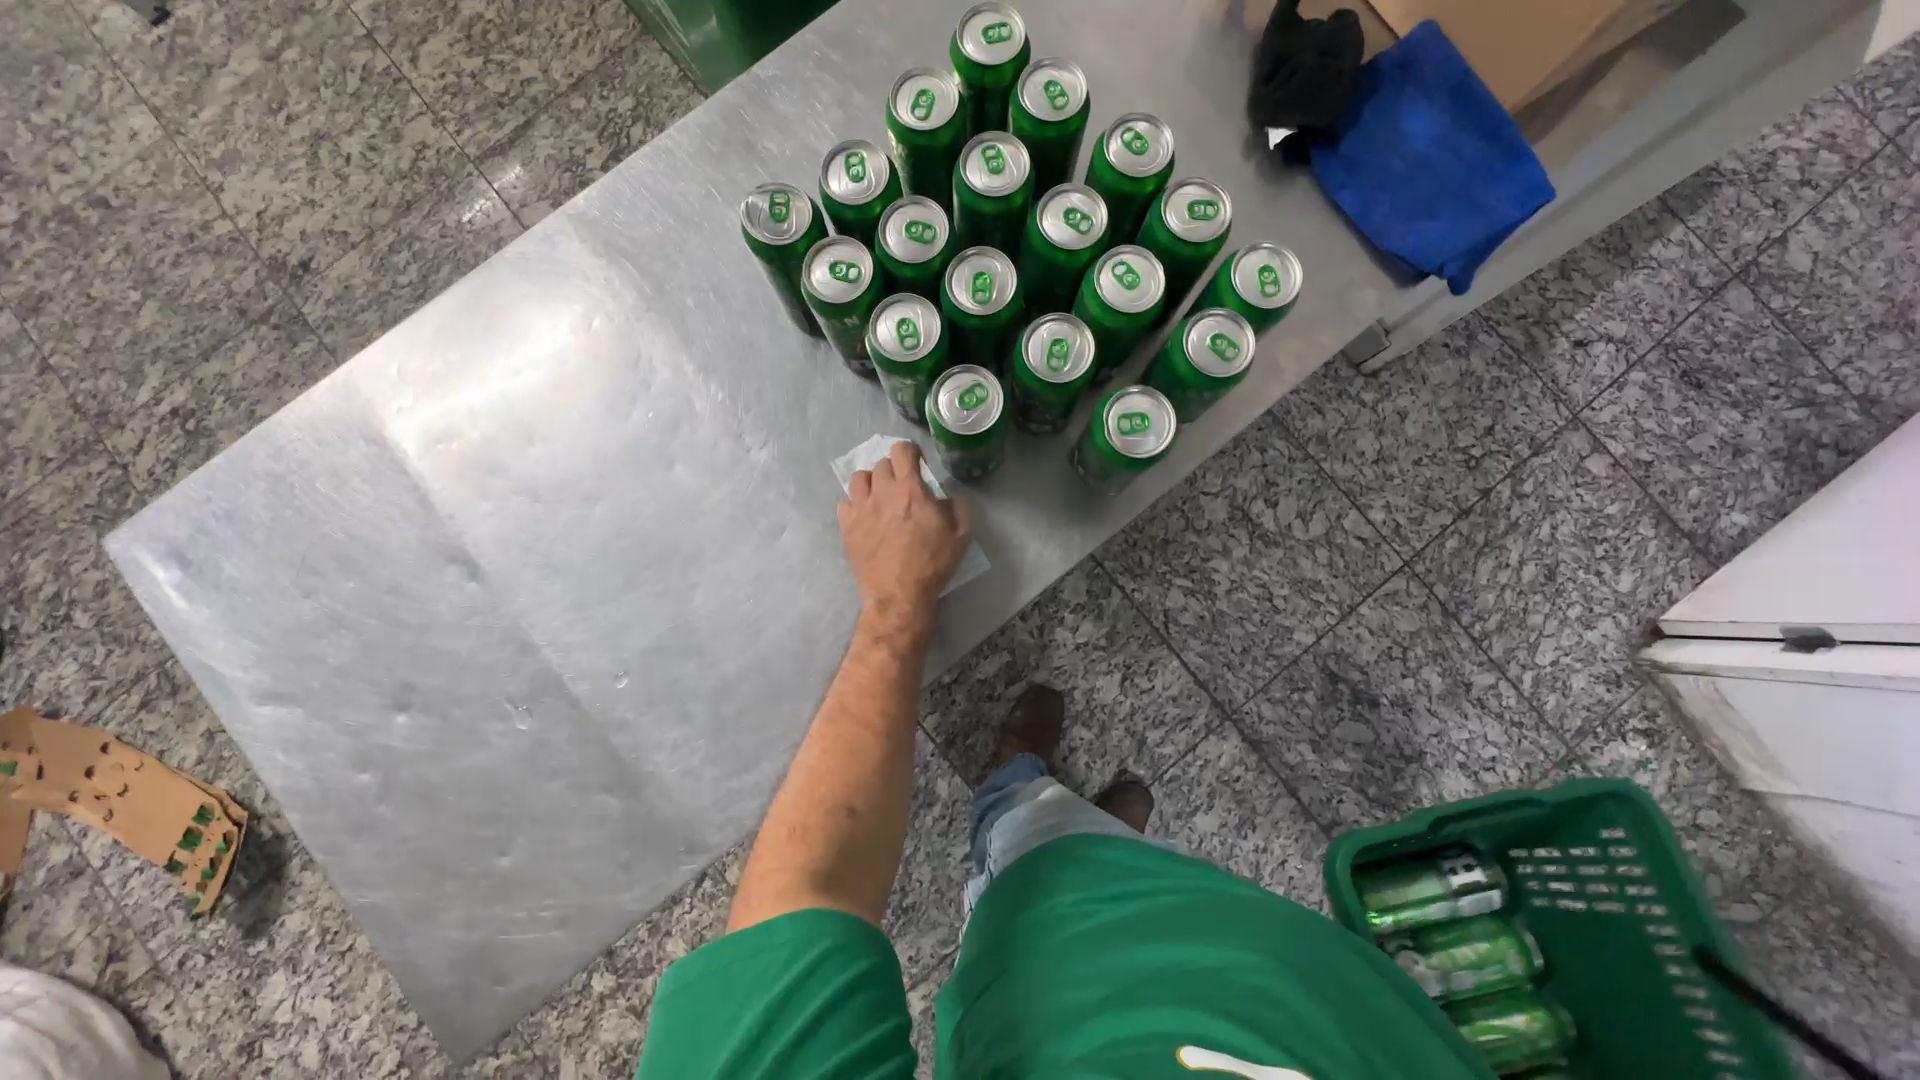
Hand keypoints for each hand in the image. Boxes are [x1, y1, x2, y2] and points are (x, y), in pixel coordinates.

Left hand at [838, 441, 969, 627]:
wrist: (898, 595)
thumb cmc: (932, 565)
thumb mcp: (960, 537)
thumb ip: (957, 508)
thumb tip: (948, 495)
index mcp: (910, 491)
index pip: (902, 450)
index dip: (910, 452)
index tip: (917, 463)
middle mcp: (882, 493)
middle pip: (880, 464)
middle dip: (893, 470)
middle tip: (902, 487)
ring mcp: (860, 510)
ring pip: (858, 478)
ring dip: (871, 482)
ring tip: (879, 496)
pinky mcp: (847, 527)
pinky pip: (844, 503)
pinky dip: (854, 504)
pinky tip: (864, 516)